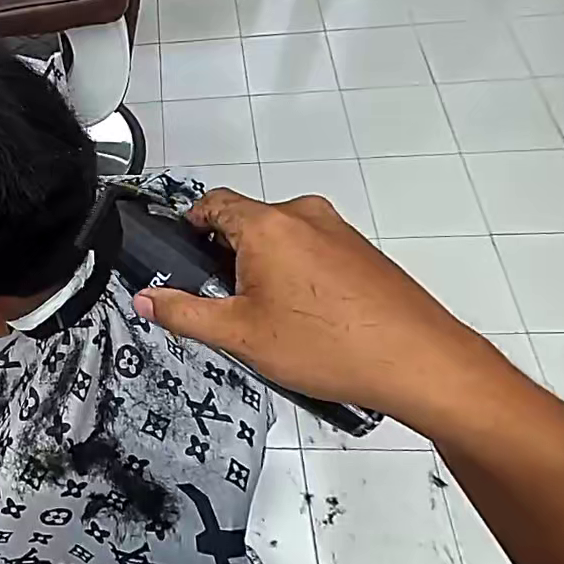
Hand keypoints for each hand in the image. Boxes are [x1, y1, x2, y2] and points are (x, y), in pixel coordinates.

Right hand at [132, 190, 499, 421]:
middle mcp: (304, 216)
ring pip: (282, 241)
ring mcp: (337, 231)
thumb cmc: (335, 344)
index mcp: (268, 225)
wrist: (415, 360)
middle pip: (247, 224)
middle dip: (229, 258)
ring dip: (265, 270)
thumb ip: (185, 313)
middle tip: (227, 304)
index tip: (183, 249)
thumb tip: (149, 299)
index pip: (213, 204)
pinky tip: (306, 321)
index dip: (190, 225)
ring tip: (271, 322)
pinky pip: (313, 253)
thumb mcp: (241, 335)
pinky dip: (298, 277)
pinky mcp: (359, 251)